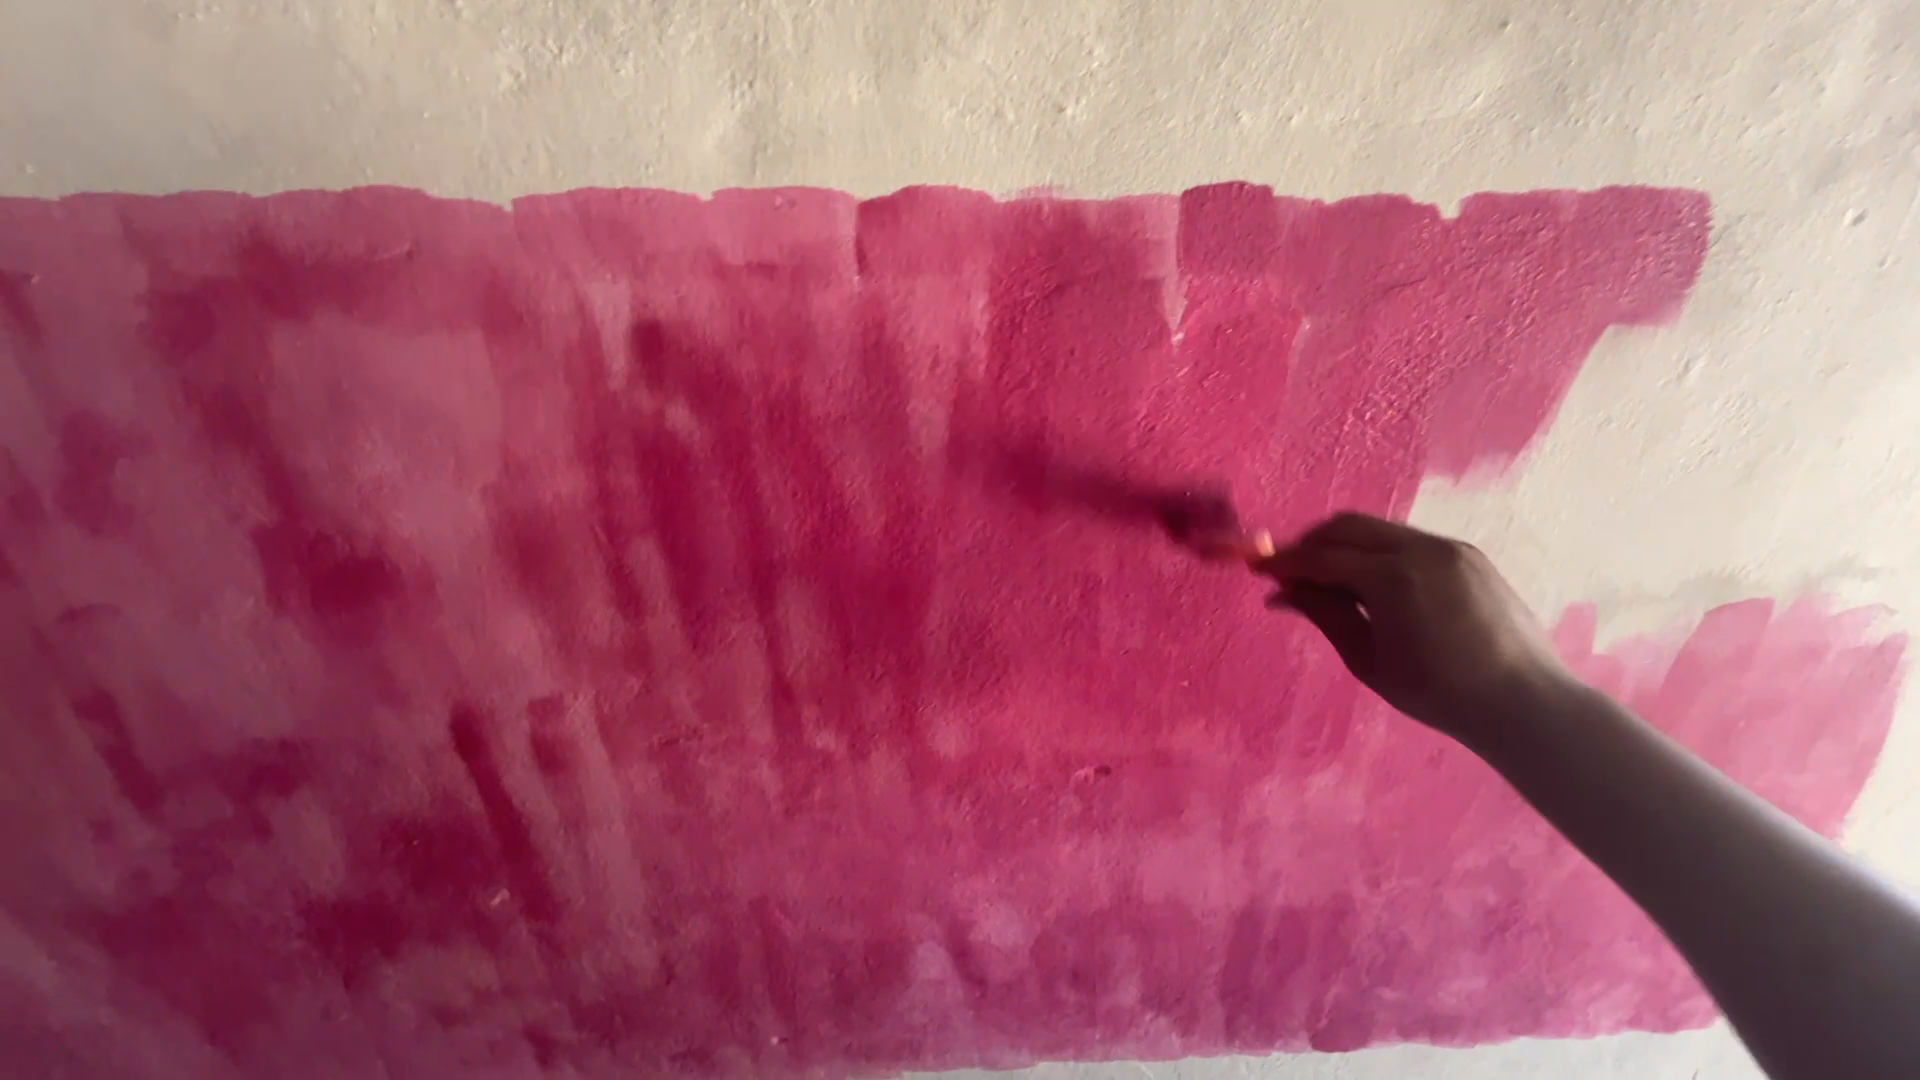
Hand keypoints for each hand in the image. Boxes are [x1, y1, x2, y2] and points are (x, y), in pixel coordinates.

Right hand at [1258, 512, 1570, 742]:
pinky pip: (1406, 541)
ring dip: (1344, 546)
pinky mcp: (1467, 555)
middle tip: (1289, 572)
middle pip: (1347, 527)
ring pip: (1377, 530)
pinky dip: (1377, 553)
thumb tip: (1281, 593)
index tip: (1257, 568)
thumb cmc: (1438, 693)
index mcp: (1393, 578)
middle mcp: (1421, 549)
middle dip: (1311, 543)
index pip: (1322, 557)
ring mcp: (1449, 548)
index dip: (1285, 562)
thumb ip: (1324, 615)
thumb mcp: (1367, 660)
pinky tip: (1372, 585)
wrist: (1526, 703)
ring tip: (1328, 580)